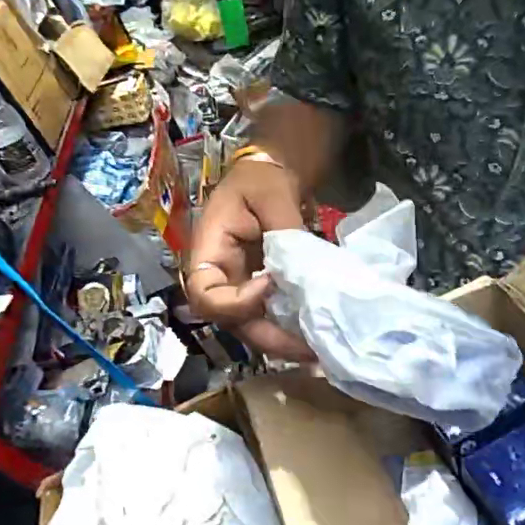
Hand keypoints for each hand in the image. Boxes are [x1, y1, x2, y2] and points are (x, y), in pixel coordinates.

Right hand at [186, 158, 316, 360]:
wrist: (268, 175)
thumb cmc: (261, 180)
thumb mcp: (271, 194)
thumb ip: (283, 229)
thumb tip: (302, 267)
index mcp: (208, 251)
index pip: (205, 294)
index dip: (235, 302)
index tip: (270, 283)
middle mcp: (219, 277)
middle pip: (230, 321)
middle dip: (268, 338)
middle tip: (309, 347)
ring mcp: (239, 287)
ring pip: (252, 327)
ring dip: (282, 342)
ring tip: (319, 349)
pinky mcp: (260, 292)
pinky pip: (269, 319)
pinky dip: (290, 332)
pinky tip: (318, 338)